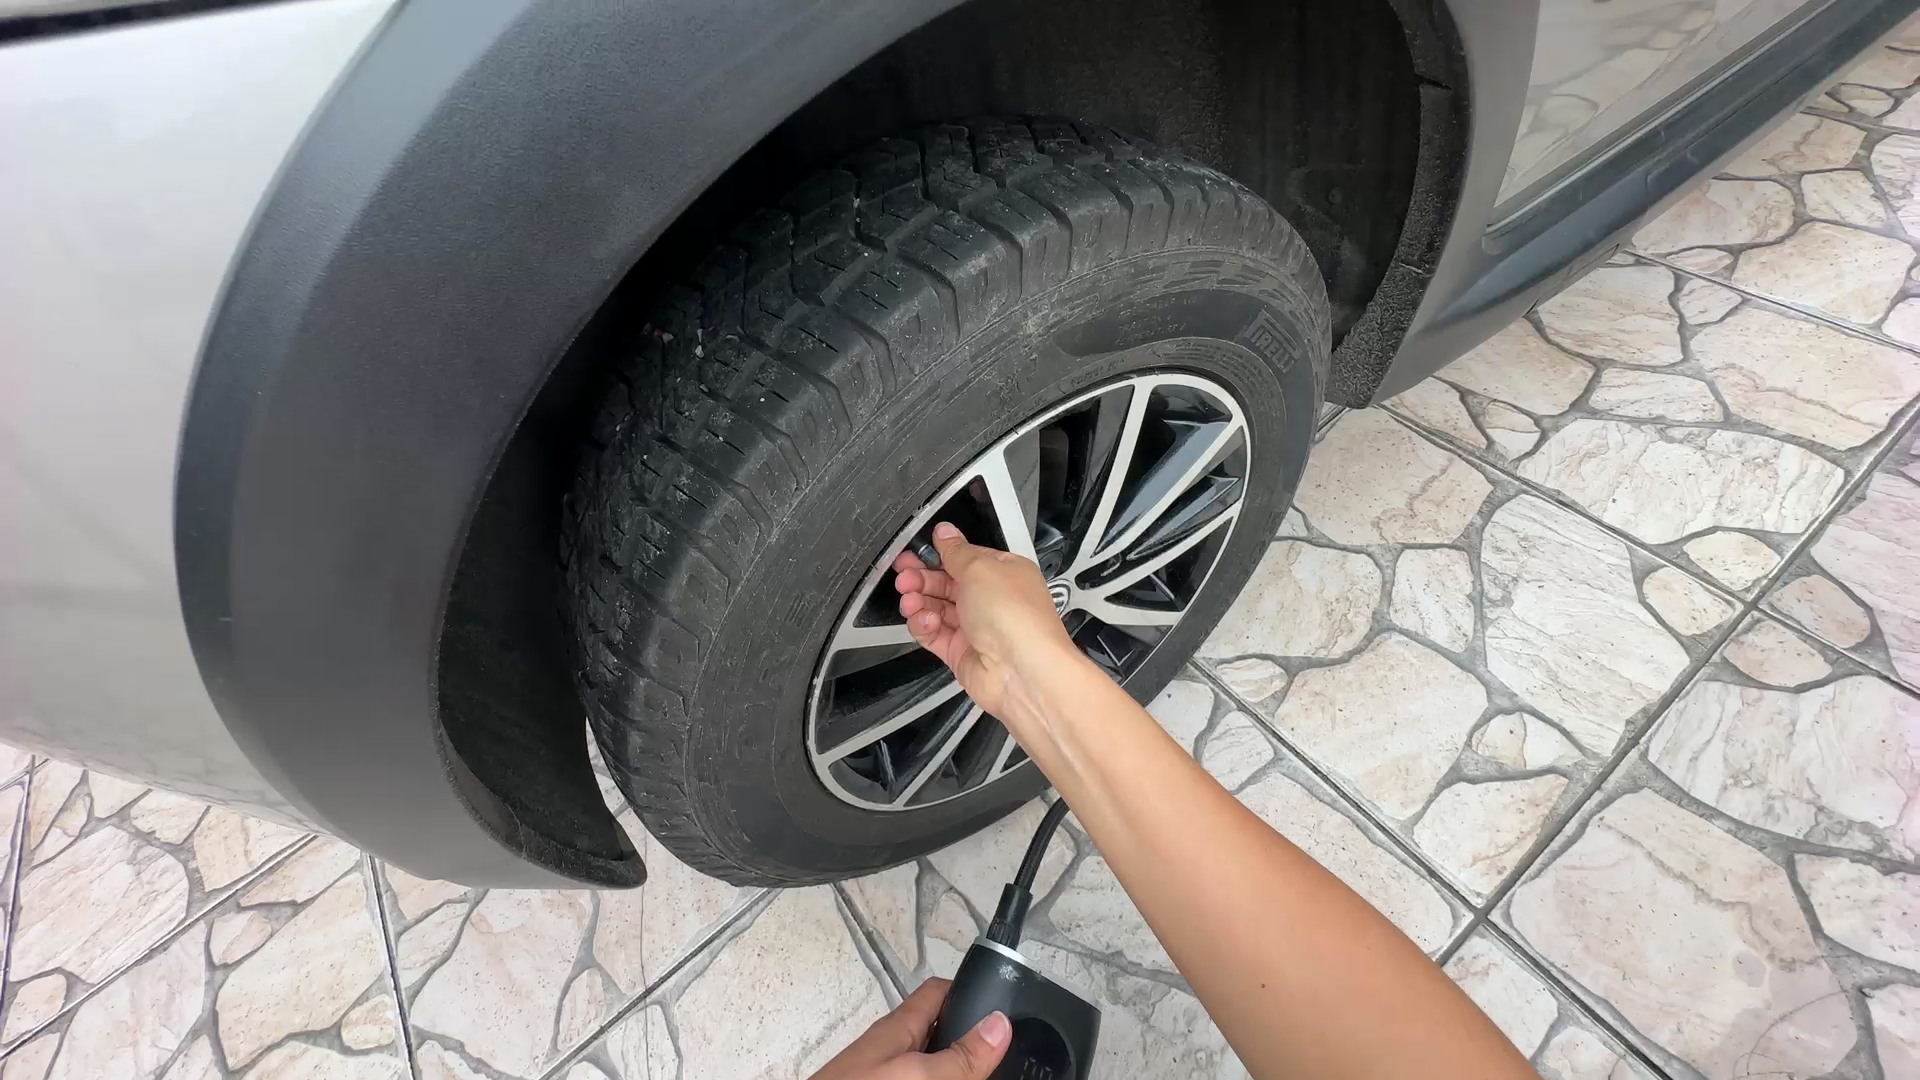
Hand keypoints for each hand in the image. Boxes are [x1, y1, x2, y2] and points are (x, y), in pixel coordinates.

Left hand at [808, 978, 1010, 1079]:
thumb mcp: (916, 1076)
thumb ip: (958, 1057)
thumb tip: (1001, 1022)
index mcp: (900, 1029)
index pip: (939, 992)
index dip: (971, 993)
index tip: (1004, 1004)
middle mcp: (893, 1051)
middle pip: (939, 1035)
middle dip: (968, 1045)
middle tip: (1003, 1062)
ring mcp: (886, 1074)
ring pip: (928, 1067)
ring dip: (954, 1070)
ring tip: (989, 1076)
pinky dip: (932, 1079)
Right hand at [892, 522, 1078, 722]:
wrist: (1023, 671)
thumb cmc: (1018, 619)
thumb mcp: (981, 568)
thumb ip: (957, 551)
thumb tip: (945, 533)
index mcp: (1003, 572)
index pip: (964, 557)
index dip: (939, 554)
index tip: (916, 552)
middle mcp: (992, 600)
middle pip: (947, 583)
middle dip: (922, 577)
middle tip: (905, 575)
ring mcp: (977, 627)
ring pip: (937, 608)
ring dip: (919, 601)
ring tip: (910, 599)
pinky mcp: (962, 652)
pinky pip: (934, 634)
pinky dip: (923, 626)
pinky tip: (923, 620)